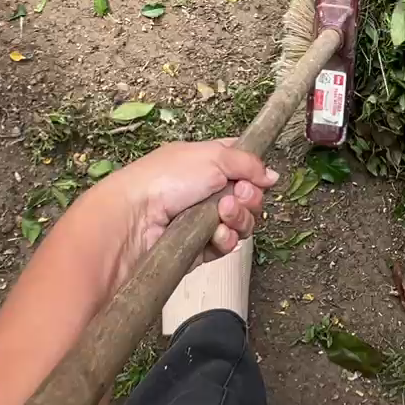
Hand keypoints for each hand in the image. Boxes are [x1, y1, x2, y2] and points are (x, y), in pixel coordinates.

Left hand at [93, 140, 275, 276]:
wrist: (133, 221)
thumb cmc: (167, 179)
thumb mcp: (213, 156)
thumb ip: (248, 163)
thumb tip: (271, 175)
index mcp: (204, 162)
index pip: (239, 162)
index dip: (253, 170)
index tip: (259, 175)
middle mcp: (205, 190)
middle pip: (247, 195)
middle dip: (249, 196)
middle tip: (238, 195)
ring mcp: (202, 220)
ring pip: (241, 221)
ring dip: (239, 217)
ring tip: (222, 214)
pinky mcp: (199, 247)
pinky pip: (227, 244)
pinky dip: (226, 239)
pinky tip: (216, 235)